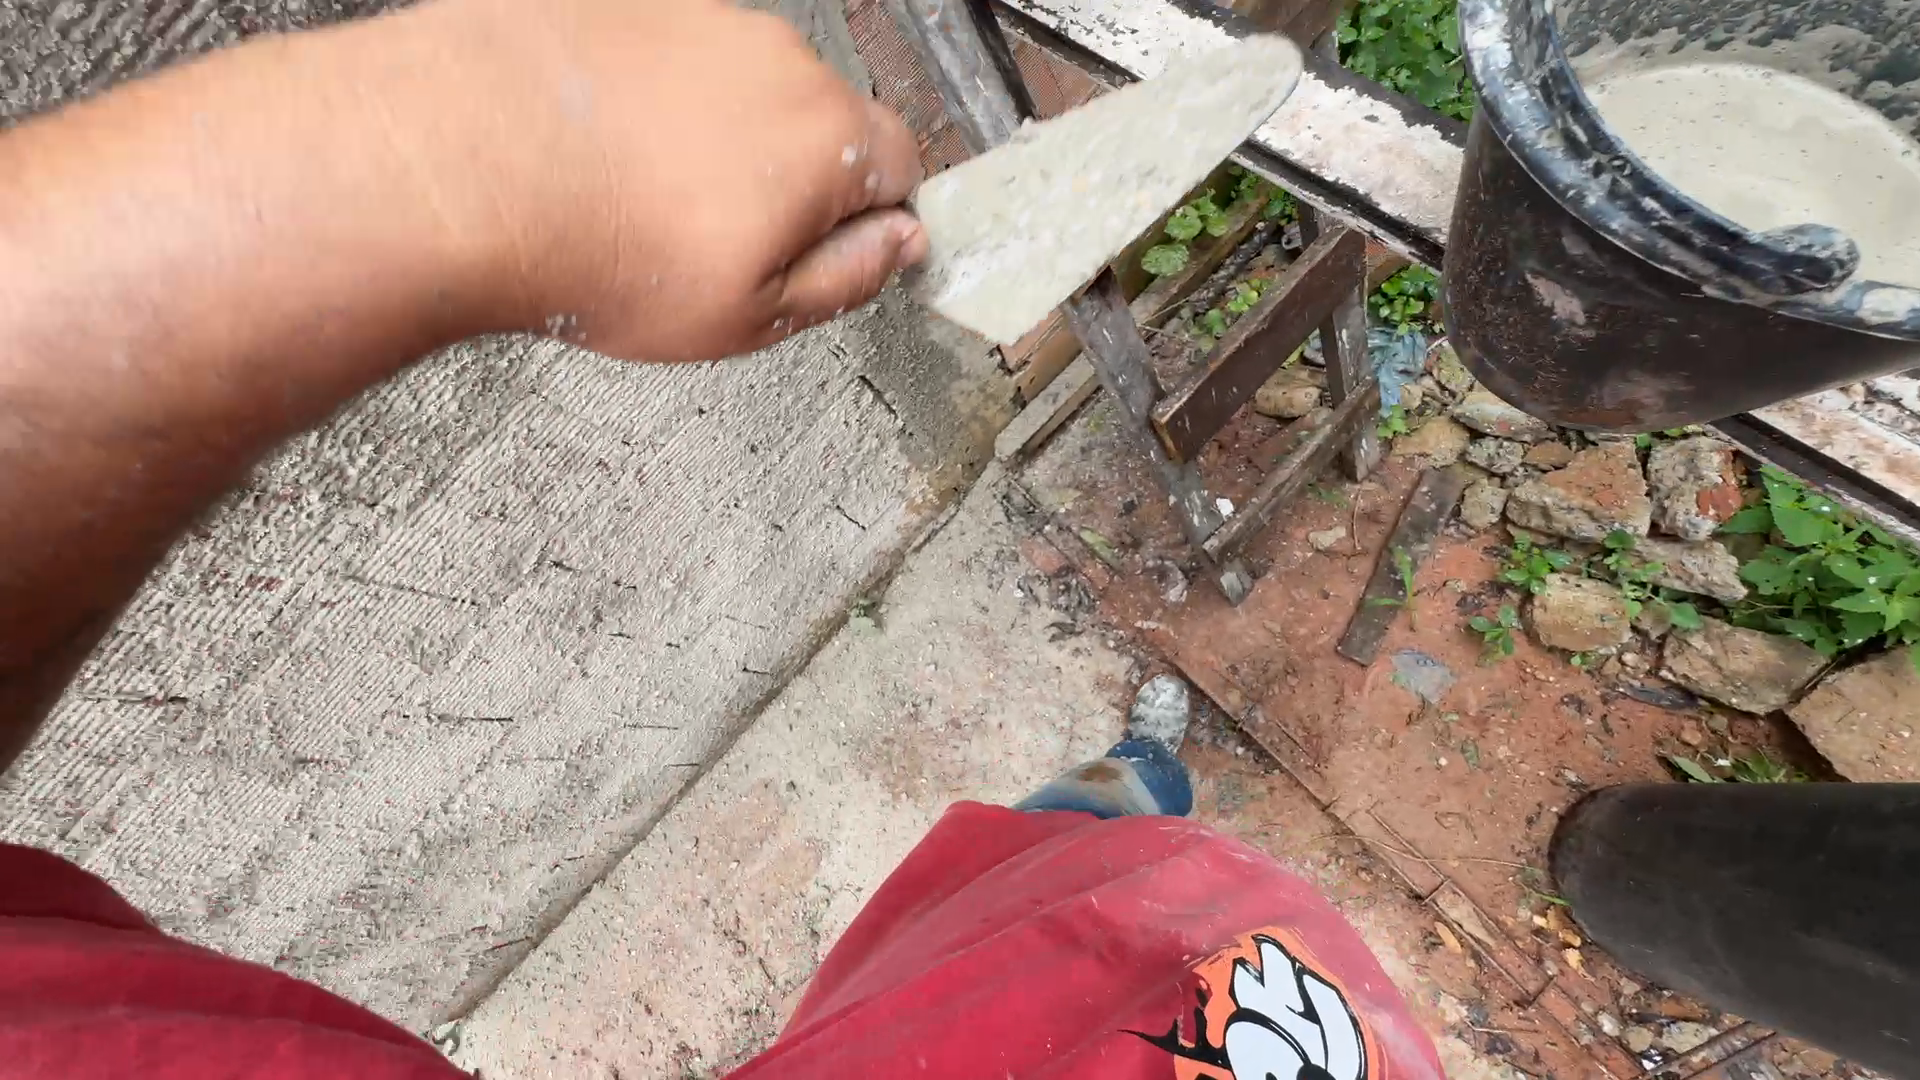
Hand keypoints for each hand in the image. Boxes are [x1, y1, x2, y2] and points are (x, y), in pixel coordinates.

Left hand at [414, 0, 928, 361]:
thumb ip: (851, 276)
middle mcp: (776, 56)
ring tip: (671, 206)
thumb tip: (903, 243)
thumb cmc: (611, 259)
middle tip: (744, 246)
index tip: (838, 252)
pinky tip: (629, 161)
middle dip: (811, 186)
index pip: (904, 164)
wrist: (449, 171)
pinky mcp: (636, 6)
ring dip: (743, 149)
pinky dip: (683, 113)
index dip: (883, 217)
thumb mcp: (758, 313)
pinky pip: (693, 66)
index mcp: (824, 134)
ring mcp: (701, 19)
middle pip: (833, 125)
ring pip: (762, 95)